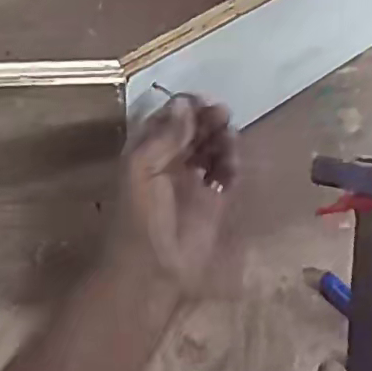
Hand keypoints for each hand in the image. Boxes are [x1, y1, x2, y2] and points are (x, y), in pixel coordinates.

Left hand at [107, 93, 237, 296]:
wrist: (150, 270)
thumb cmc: (139, 216)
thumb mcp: (142, 169)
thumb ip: (164, 136)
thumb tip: (184, 103)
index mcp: (145, 151)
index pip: (168, 119)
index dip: (184, 107)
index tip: (203, 100)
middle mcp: (168, 162)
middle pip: (192, 130)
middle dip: (206, 119)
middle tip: (222, 113)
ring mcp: (191, 181)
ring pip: (210, 148)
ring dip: (220, 138)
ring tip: (228, 135)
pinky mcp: (213, 202)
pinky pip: (225, 173)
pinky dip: (230, 164)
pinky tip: (232, 163)